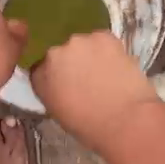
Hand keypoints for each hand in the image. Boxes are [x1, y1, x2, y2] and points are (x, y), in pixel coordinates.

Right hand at [29, 31, 160, 144]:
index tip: (67, 86)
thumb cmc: (90, 127)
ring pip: (84, 45)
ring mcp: (79, 41)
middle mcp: (55, 53)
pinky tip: (118, 66)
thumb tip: (64, 86)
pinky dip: (109, 51)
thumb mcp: (59, 114)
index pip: (42, 70)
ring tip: (106, 73)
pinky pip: (103, 41)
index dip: (56, 76)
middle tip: (88, 80)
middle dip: (73, 63)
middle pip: (62, 53)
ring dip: (91, 55)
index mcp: (40, 76)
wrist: (124, 120)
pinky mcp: (104, 36)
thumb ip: (54, 93)